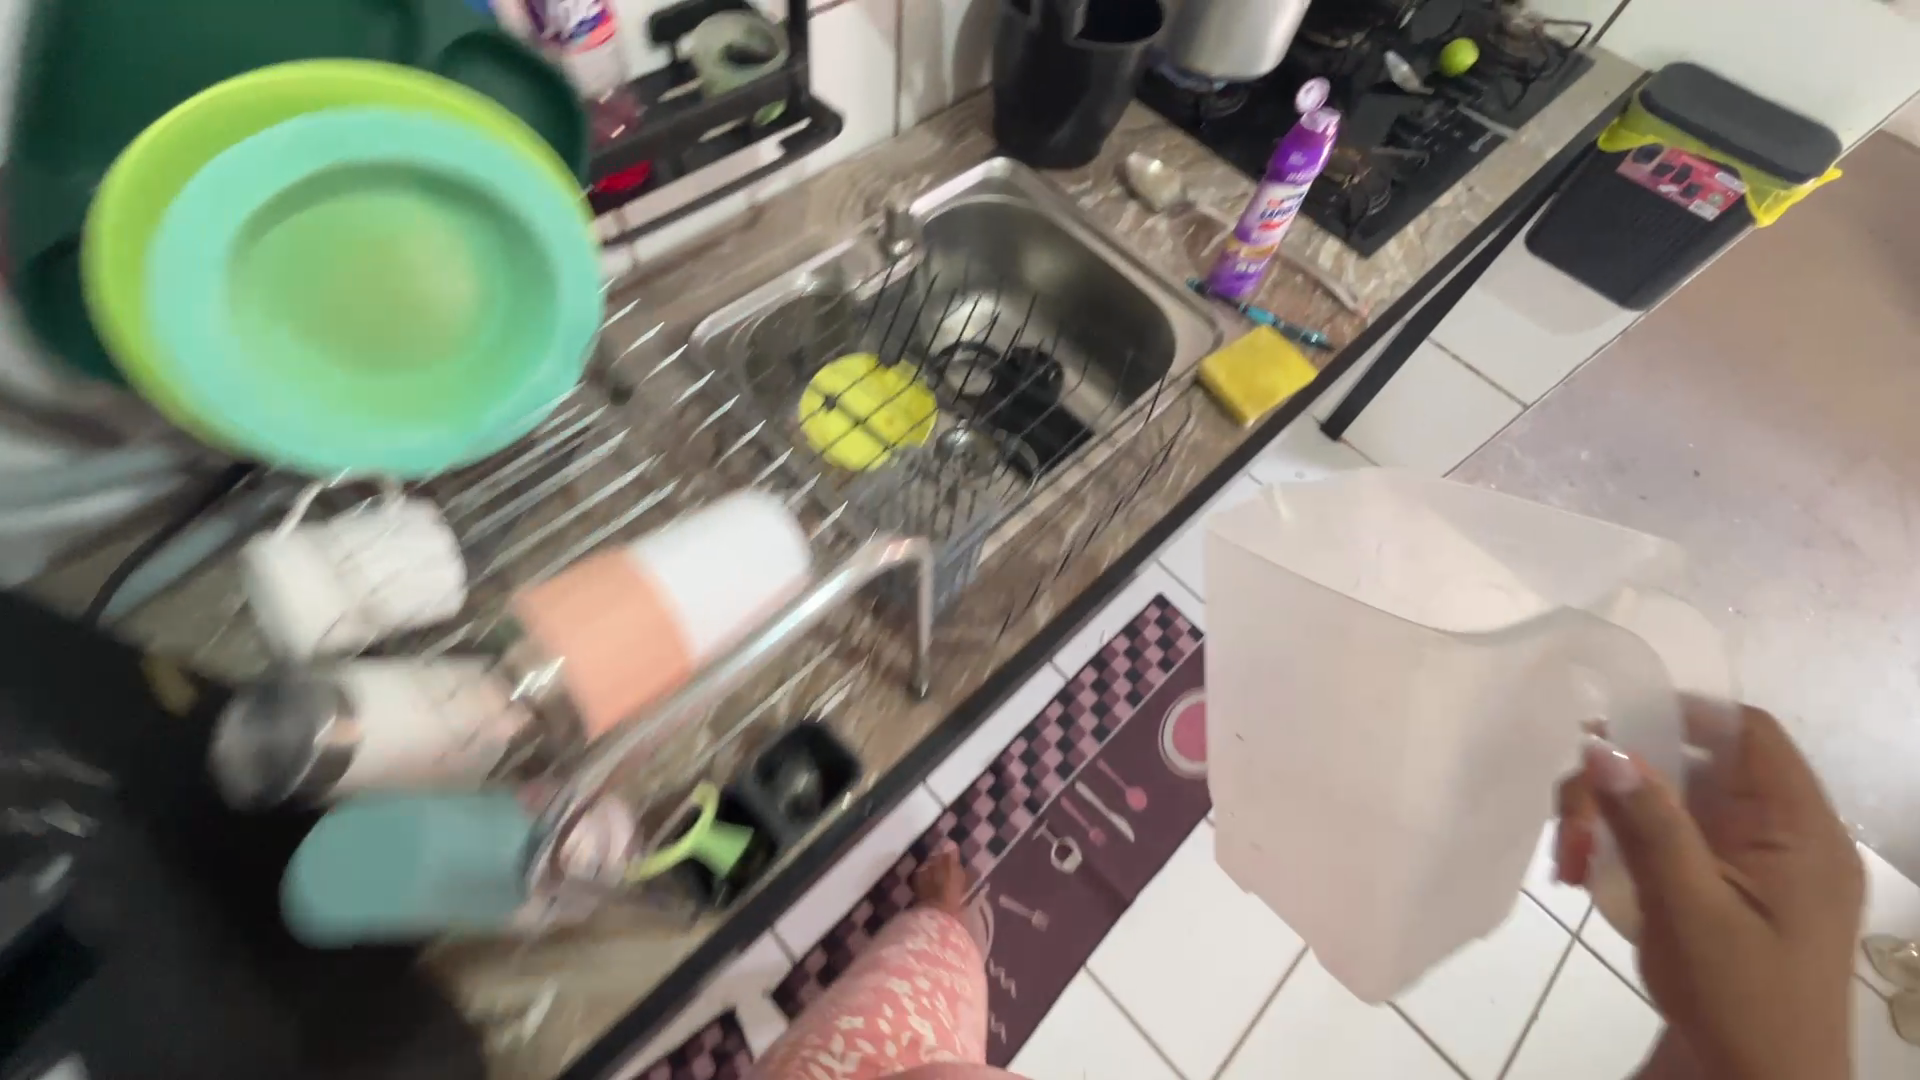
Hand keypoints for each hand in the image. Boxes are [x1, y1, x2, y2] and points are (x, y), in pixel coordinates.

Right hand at [1556, 701, 1862, 1079]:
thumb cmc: (1738, 997)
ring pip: (1661, 795)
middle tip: (1568, 818)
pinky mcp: (1714, 876)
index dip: (1682, 713)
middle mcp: (1777, 833)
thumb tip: (1600, 744)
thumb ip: (1648, 822)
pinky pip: (1657, 829)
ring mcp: (1744, 856)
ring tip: (1570, 855)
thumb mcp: (1687, 907)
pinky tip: (1583, 870)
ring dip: (1604, 813)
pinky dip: (1613, 839)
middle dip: (1618, 779)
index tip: (1606, 725)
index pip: (1750, 734)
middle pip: (1688, 763)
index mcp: (1799, 834)